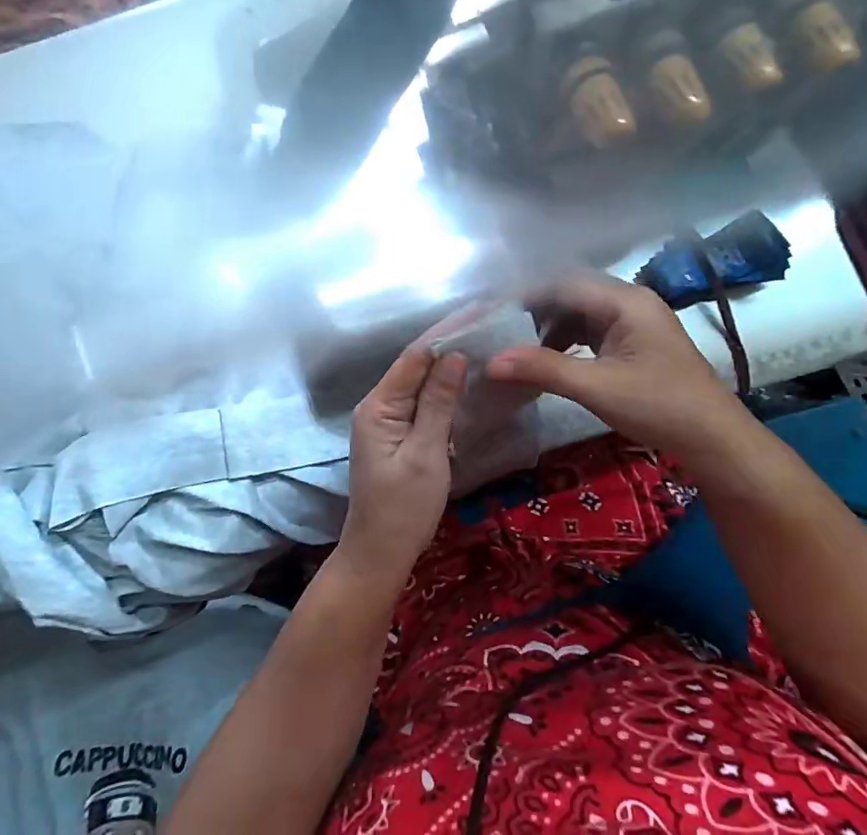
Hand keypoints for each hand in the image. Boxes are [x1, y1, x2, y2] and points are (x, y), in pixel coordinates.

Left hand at [337, 344, 466, 587]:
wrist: (379, 554)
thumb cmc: (403, 508)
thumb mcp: (426, 453)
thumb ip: (438, 403)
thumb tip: (454, 355)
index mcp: (378, 406)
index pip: (413, 357)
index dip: (445, 332)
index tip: (479, 312)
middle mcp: (377, 406)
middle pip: (415, 365)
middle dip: (449, 343)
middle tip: (488, 321)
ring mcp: (386, 422)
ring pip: (419, 383)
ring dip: (448, 364)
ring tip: (484, 341)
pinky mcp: (397, 436)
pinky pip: (421, 403)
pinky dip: (443, 390)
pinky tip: (467, 381)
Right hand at [486, 273, 746, 459]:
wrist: (714, 439)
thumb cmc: (660, 406)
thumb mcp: (597, 387)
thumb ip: (544, 369)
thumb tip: (492, 361)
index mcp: (626, 301)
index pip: (564, 283)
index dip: (526, 295)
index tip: (493, 313)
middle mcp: (630, 302)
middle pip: (572, 294)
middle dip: (536, 311)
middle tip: (501, 331)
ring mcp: (635, 321)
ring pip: (580, 313)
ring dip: (550, 328)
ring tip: (520, 349)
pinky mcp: (635, 342)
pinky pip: (592, 330)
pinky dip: (567, 341)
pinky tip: (550, 360)